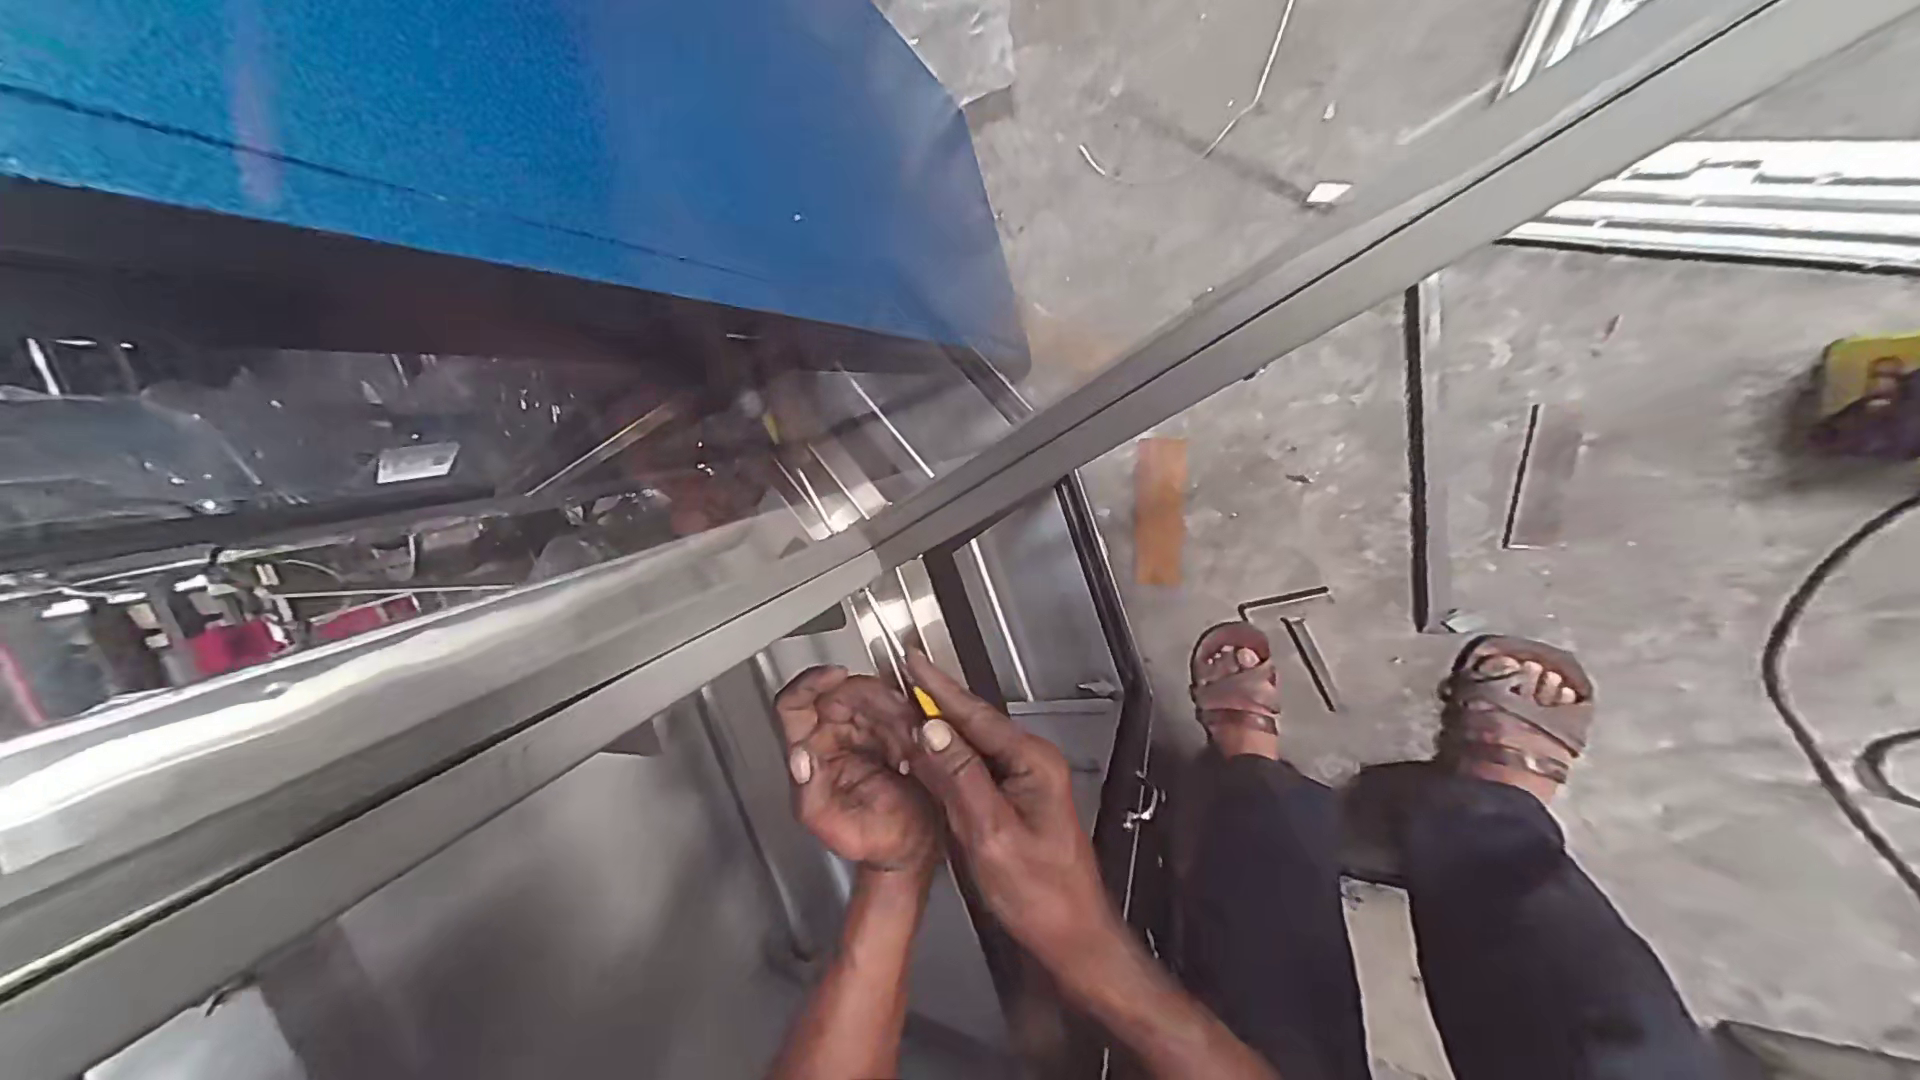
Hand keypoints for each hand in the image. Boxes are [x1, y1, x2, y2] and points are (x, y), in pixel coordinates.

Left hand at [777, 666, 939, 872]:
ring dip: (895, 712)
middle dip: (871, 699)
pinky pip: (899, 704)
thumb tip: (799, 758)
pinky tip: (914, 746)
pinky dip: (910, 717)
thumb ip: (810, 794)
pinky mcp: (892, 728)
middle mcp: (833, 734)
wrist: (913, 846)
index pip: (793, 704)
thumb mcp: (835, 826)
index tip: (834, 674)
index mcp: (812, 752)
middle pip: (841, 691)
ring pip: (873, 693)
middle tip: (895, 723)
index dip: (810, 682)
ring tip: (905, 748)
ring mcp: (863, 728)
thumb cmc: (874, 838)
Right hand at [902, 652, 1277, 1079]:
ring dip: (937, 728)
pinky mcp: (1010, 797)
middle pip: (973, 722)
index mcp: (1031, 761)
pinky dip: (945, 758)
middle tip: (902, 677)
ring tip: (904, 708)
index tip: (914, 661)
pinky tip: (925, 755)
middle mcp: (1029, 762)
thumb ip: (961, 778)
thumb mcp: (992, 834)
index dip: (939, 687)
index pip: (976, 714)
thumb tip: (931, 730)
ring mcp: (1021, 779)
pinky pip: (972, 766)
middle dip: (934, 700)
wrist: (1070, 935)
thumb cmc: (1042, 894)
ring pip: (970, 743)